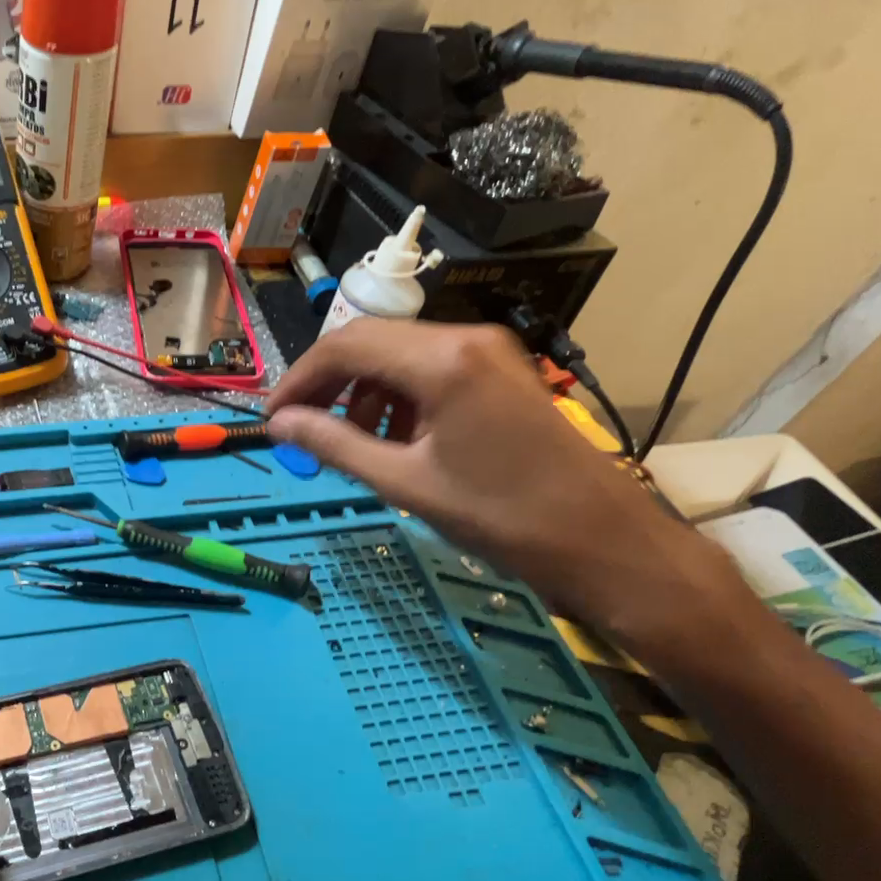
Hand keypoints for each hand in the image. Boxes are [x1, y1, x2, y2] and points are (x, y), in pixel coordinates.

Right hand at [265, 319, 744, 644]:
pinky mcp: (500, 370)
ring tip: (352, 443)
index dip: (299, 379)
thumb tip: (280, 425)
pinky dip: (398, 396)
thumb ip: (335, 446)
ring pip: (398, 354)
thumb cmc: (503, 517)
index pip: (345, 347)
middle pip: (369, 342)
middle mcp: (464, 338)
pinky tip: (396, 439)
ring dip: (362, 392)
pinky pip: (430, 368)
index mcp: (442, 362)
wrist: (607, 542)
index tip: (273, 419)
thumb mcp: (406, 484)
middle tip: (301, 429)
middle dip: (327, 383)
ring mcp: (488, 351)